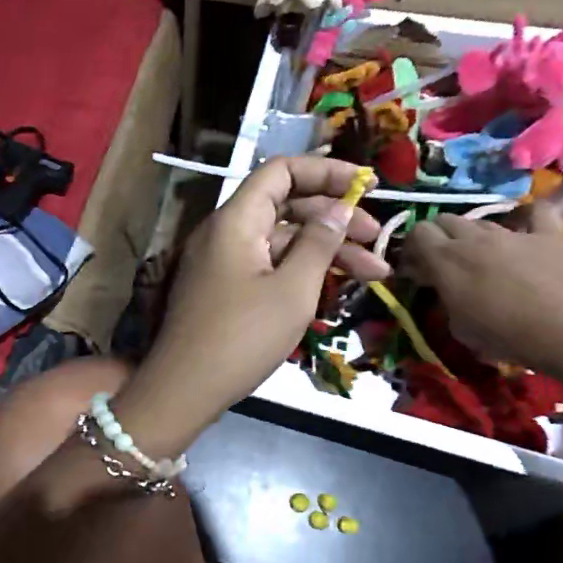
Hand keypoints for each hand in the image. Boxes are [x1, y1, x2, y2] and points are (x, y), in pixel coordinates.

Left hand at [115, 156, 389, 452]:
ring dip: (325, 253)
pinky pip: (267, 267)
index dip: (326, 172)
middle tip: (378, 241)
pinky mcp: (224, 290)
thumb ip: (319, 243)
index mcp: (236, 220)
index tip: (366, 186)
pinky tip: (334, 290)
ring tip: (375, 274)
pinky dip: (299, 273)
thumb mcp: (292, 290)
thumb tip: (339, 209)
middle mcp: (225, 233)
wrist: (184, 389)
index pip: (281, 172)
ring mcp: (222, 263)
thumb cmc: (242, 337)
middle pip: (286, 208)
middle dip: (335, 220)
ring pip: (281, 242)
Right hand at [402, 205, 562, 374]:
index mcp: (446, 260)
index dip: (413, 248)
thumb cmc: (509, 337)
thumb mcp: (461, 329)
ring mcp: (513, 232)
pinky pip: (533, 213)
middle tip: (444, 263)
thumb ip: (447, 302)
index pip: (417, 234)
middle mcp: (474, 238)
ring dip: (474, 235)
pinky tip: (524, 231)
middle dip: (439, 237)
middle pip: (445, 221)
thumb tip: (447, 291)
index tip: (417, 269)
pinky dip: (525, 219)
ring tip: (483, 258)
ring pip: (482, 221)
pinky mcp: (549, 233)